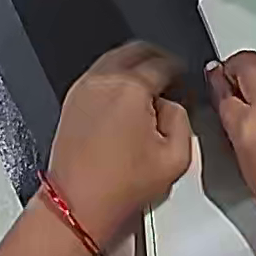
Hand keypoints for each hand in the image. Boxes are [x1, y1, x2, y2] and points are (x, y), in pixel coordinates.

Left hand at [45, 42, 195, 247]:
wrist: (78, 205)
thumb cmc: (118, 186)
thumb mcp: (175, 158)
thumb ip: (182, 119)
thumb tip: (173, 106)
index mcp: (131, 88)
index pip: (163, 63)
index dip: (180, 69)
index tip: (184, 78)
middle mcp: (103, 80)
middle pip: (135, 49)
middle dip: (156, 57)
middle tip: (169, 72)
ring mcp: (83, 88)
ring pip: (114, 58)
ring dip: (134, 65)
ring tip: (149, 86)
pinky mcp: (71, 100)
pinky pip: (98, 75)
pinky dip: (114, 77)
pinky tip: (126, 99)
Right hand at [207, 51, 255, 253]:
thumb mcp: (247, 169)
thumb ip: (235, 131)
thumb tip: (228, 111)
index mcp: (250, 123)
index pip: (223, 89)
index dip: (215, 85)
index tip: (213, 84)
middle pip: (247, 64)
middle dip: (234, 68)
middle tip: (228, 82)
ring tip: (252, 102)